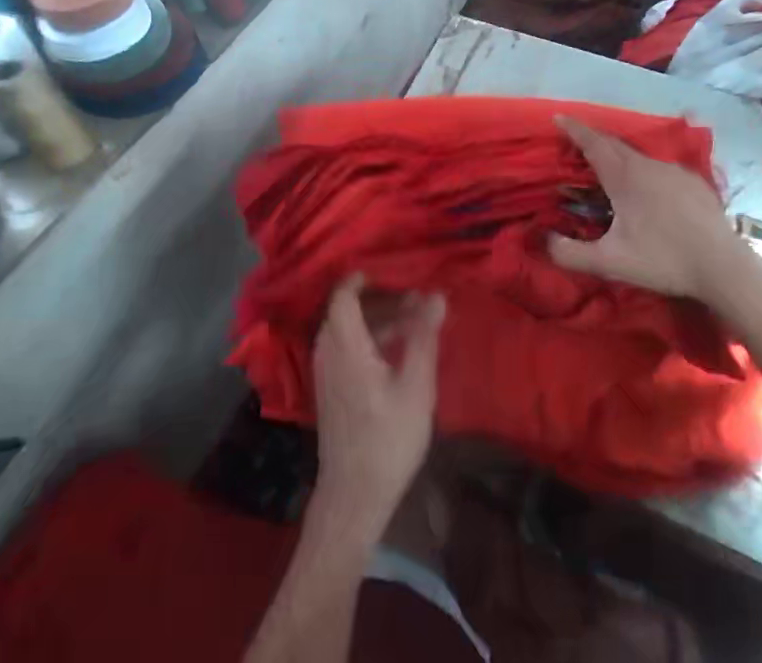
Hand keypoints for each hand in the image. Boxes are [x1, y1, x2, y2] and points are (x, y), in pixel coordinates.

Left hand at [312, 274, 444, 531]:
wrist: (355, 493)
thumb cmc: (389, 438)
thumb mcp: (416, 386)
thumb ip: (423, 337)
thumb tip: (436, 295)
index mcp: (344, 346)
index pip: (343, 295)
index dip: (364, 276)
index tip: (394, 268)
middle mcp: (327, 352)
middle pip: (345, 309)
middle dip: (379, 296)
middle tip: (415, 293)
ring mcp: (325, 372)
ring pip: (346, 329)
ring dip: (377, 318)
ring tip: (415, 319)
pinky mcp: (330, 388)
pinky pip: (345, 347)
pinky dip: (369, 337)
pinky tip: (398, 348)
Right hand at [548, 115, 749, 301]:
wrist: (722, 266)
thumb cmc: (662, 259)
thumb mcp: (609, 262)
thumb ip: (569, 253)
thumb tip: (543, 241)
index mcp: (625, 177)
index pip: (593, 143)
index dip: (574, 129)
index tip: (558, 117)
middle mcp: (649, 165)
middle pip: (615, 145)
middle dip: (592, 141)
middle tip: (575, 146)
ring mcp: (675, 171)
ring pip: (638, 156)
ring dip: (618, 157)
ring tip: (607, 172)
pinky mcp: (694, 182)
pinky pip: (660, 168)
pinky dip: (642, 171)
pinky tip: (646, 192)